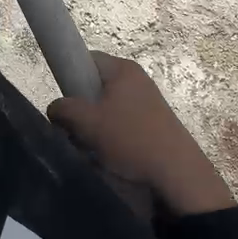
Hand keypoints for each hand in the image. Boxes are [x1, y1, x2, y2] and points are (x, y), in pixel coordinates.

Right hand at [47, 53, 236, 217]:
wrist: (181, 179)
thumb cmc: (131, 140)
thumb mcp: (86, 122)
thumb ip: (62, 109)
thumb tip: (57, 110)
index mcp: (123, 69)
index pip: (85, 59)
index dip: (69, 77)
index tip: (66, 103)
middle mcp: (138, 80)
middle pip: (96, 87)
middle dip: (83, 110)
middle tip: (78, 130)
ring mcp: (151, 104)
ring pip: (108, 110)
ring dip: (97, 128)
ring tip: (96, 149)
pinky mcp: (158, 127)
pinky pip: (124, 126)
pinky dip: (115, 140)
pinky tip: (114, 159)